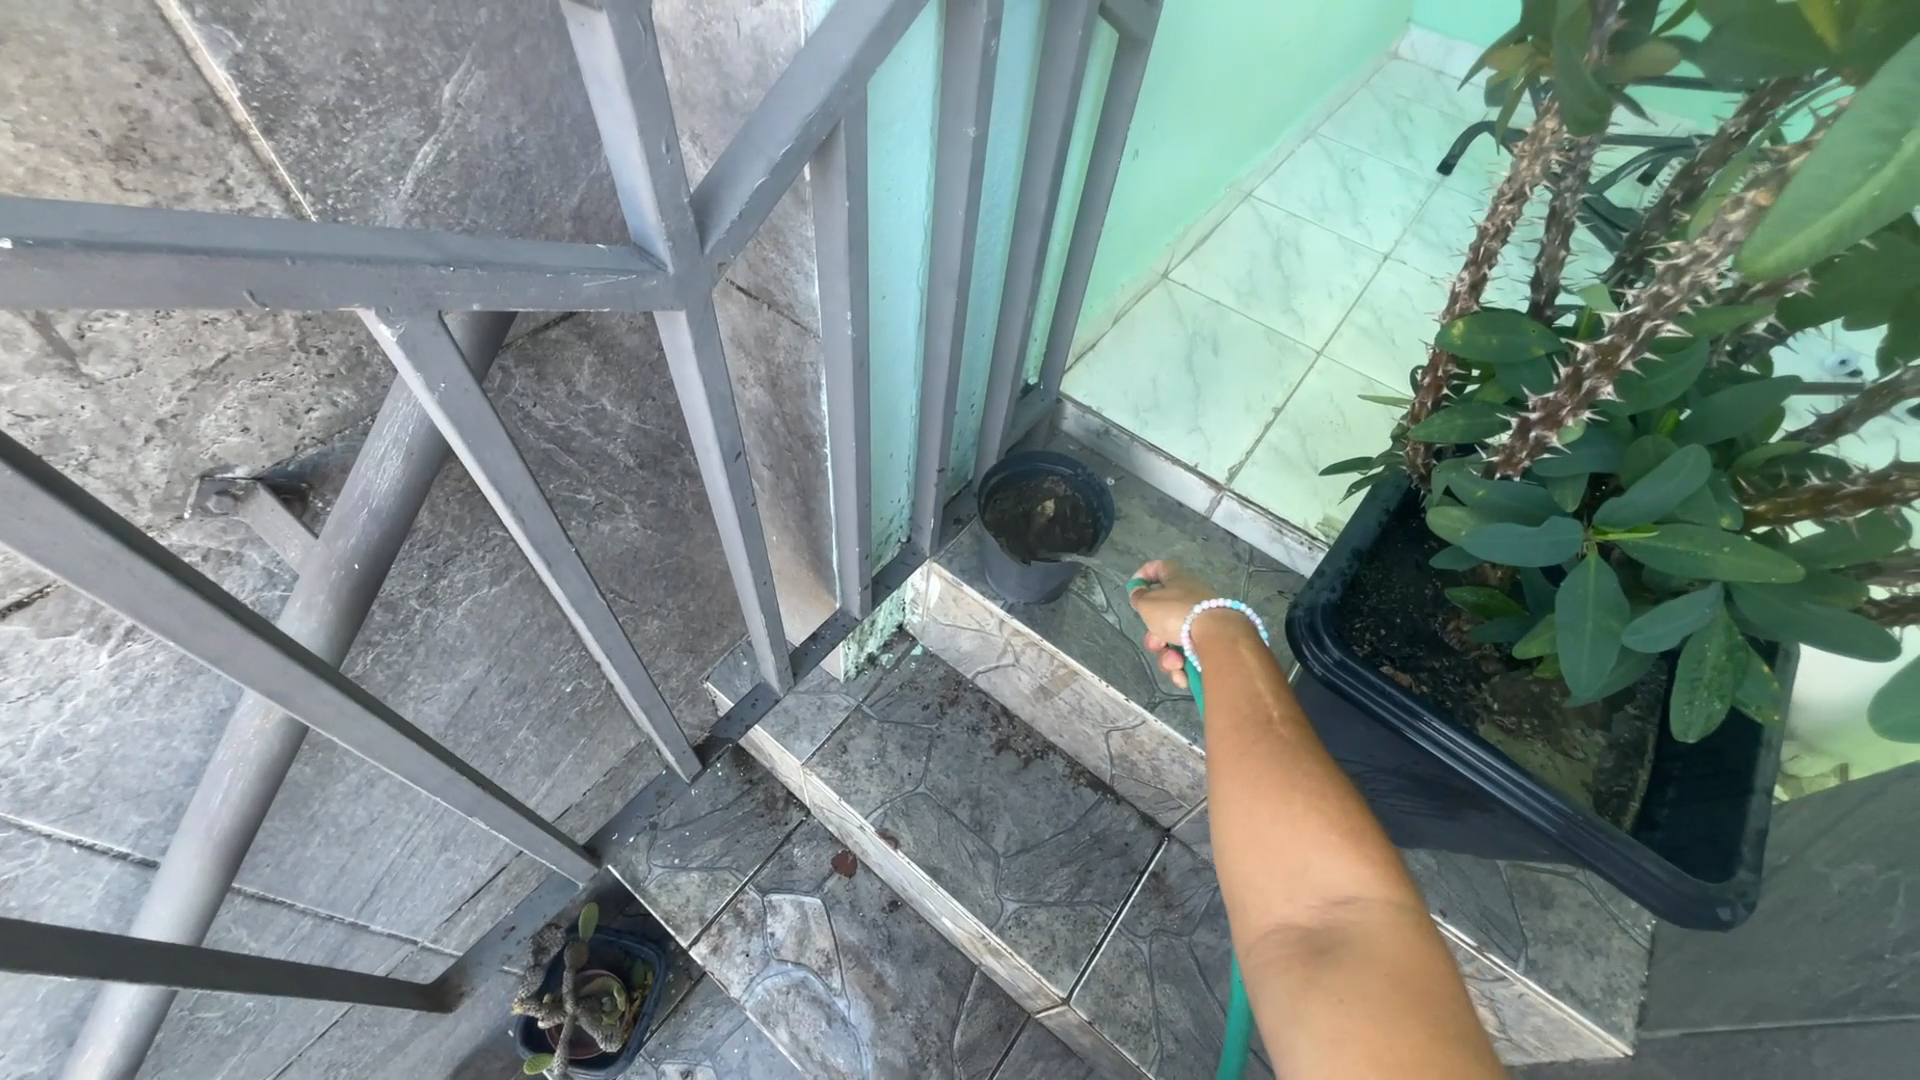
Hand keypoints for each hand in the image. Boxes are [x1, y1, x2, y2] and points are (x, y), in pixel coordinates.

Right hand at [1127, 559, 1217, 689]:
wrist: (1218, 636)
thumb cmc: (1178, 613)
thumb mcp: (1149, 603)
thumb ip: (1139, 597)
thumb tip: (1138, 592)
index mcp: (1176, 581)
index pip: (1159, 568)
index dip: (1144, 574)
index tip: (1134, 588)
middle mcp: (1190, 599)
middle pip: (1162, 618)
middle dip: (1155, 637)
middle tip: (1157, 643)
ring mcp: (1202, 623)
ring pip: (1173, 643)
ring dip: (1168, 657)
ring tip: (1175, 662)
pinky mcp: (1211, 644)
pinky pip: (1188, 658)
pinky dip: (1183, 668)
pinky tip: (1183, 674)